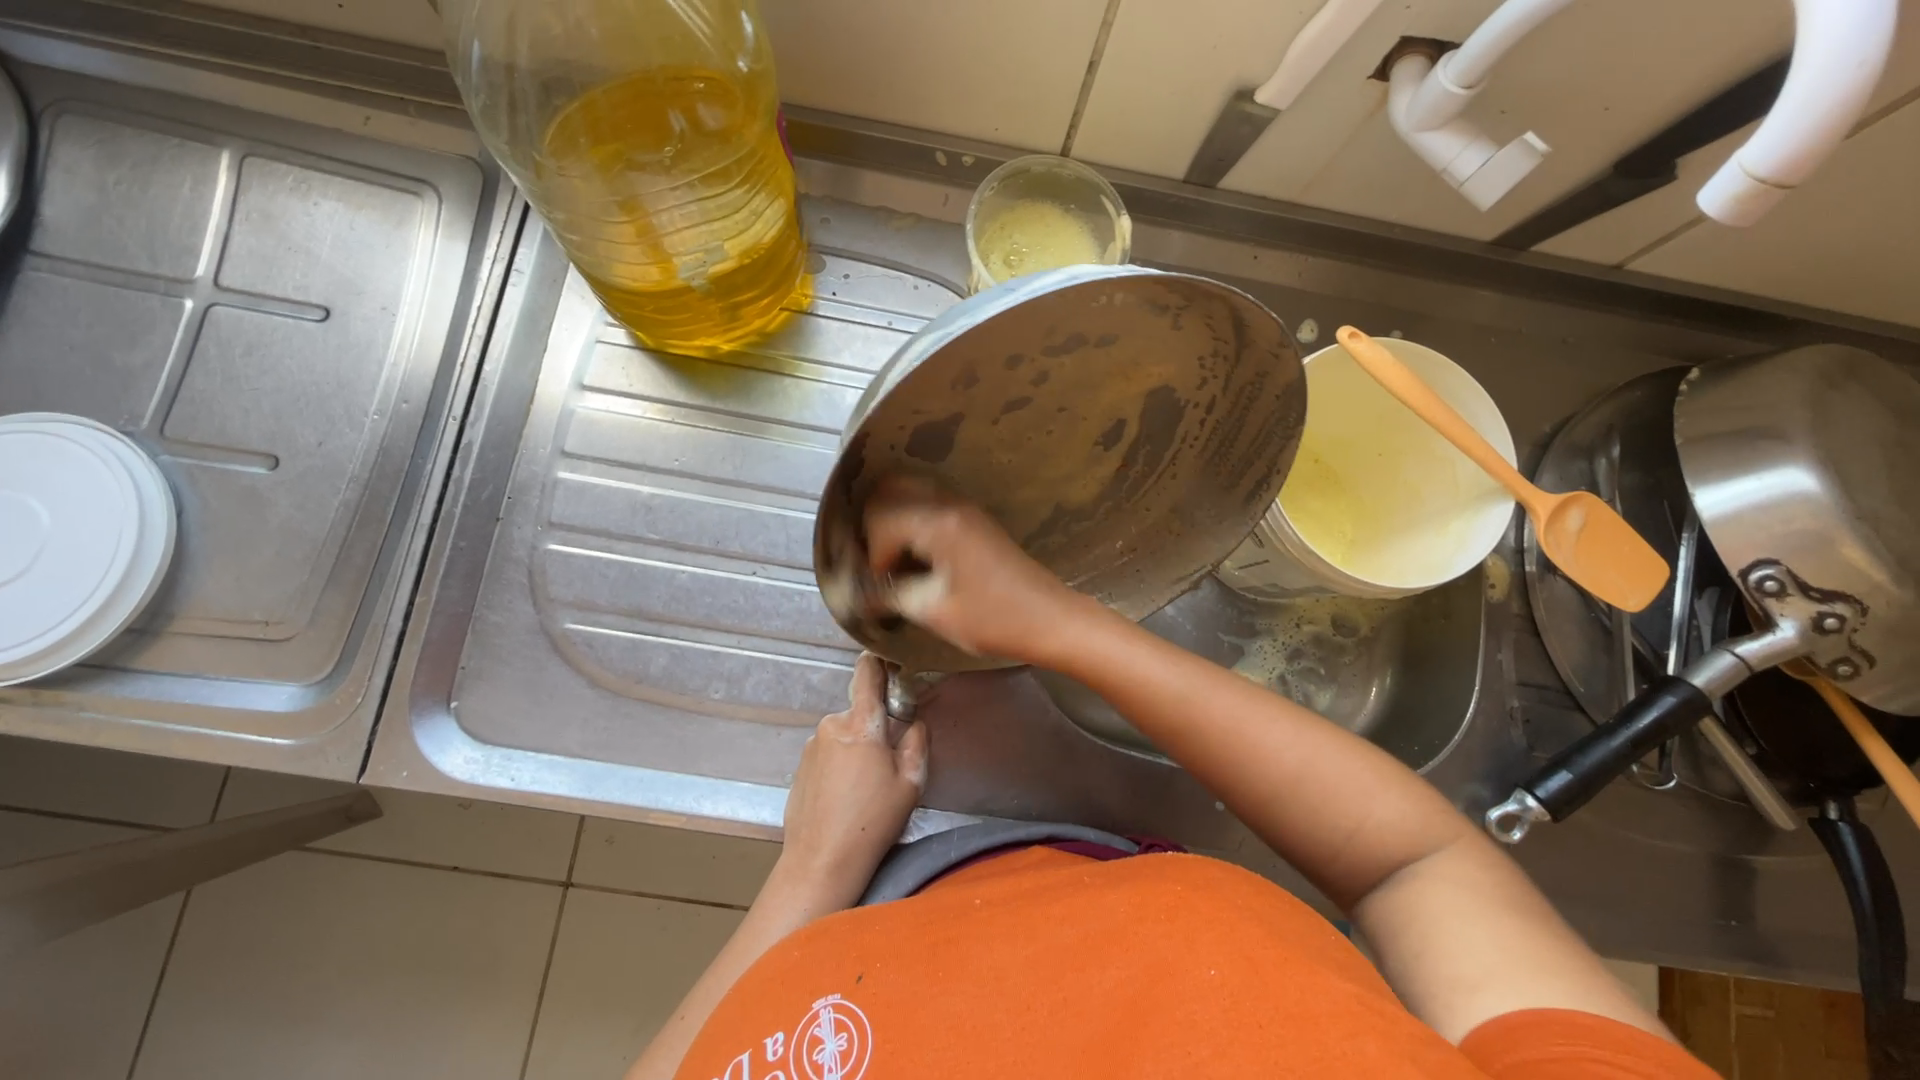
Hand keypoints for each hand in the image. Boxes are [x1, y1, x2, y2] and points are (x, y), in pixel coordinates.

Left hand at [778, 653, 928, 902]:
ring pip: (843, 736)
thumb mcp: (910, 783)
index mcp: (860, 725)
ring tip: (865, 790)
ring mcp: (811, 747)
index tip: (890, 661)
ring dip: (855, 751)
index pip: (868, 675)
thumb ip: (916, 743)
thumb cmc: (873, 822)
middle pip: (859, 714)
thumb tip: (913, 722)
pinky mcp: (799, 768)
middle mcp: (831, 726)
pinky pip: (827, 755)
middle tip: (887, 765)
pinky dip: (839, 768)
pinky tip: (845, 798)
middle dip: (873, 730)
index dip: (879, 663)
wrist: (821, 861)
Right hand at [863, 474, 1099, 665]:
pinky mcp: (974, 520)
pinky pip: (930, 505)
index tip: (881, 586)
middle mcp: (950, 504)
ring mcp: (965, 508)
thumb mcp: (935, 612)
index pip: (879, 520)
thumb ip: (890, 594)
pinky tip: (917, 559)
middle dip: (874, 526)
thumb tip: (860, 591)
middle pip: (890, 491)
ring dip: (893, 521)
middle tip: (878, 565)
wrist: (1052, 620)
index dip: (872, 555)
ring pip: (910, 493)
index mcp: (939, 524)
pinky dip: (913, 523)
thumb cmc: (996, 620)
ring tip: (895, 562)